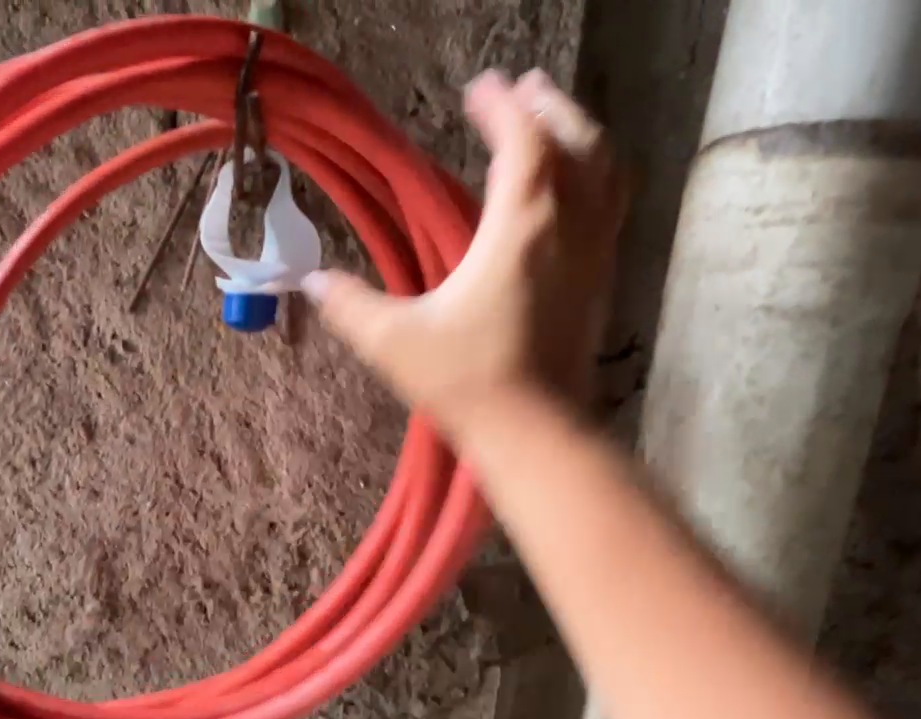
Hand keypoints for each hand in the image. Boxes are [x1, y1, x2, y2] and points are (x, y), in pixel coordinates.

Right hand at [306, 69, 626, 440]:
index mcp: (522, 228)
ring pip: (605, 171)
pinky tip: (574, 190)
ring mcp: (593, 252)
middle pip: (577, 143)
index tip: (479, 88)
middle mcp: (569, 227)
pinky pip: (610, 206)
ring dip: (583, 136)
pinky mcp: (599, 279)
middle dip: (551, 108)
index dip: (503, 108)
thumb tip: (310, 282)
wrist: (534, 429)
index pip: (523, 144)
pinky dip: (595, 176)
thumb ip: (349, 305)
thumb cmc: (465, 380)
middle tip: (525, 88)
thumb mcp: (392, 341)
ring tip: (557, 123)